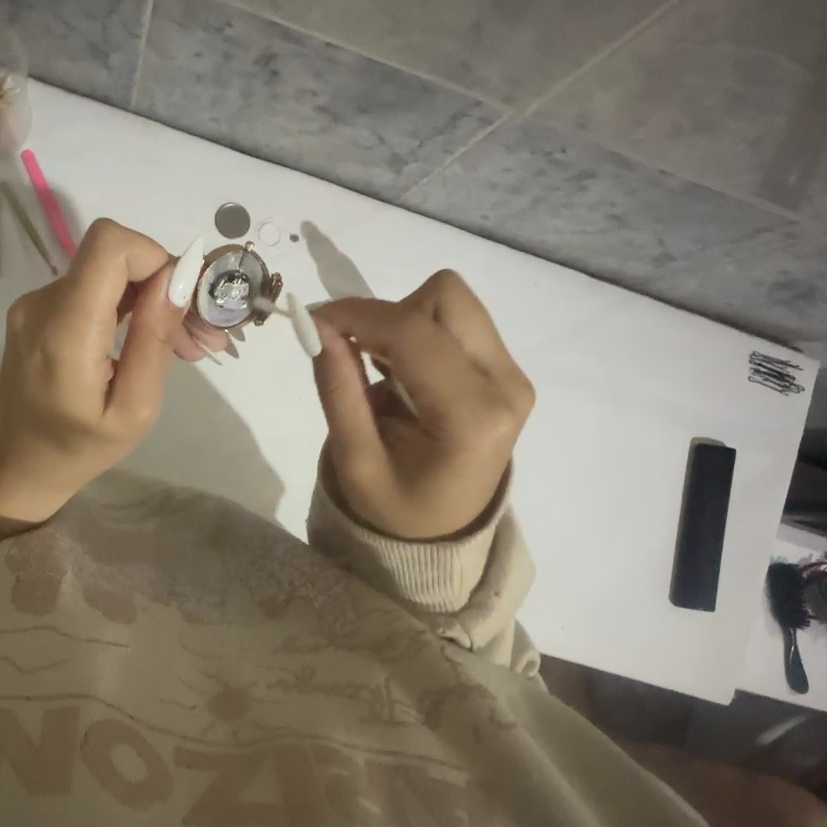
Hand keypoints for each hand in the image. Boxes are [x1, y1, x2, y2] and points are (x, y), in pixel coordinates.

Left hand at [0, 219, 198, 539]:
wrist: (15, 464)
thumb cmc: (78, 450)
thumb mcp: (133, 410)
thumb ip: (153, 341)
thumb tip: (178, 279)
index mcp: (65, 330)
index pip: (111, 245)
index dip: (156, 258)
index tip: (184, 303)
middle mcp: (42, 303)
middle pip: (113, 255)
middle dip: (165, 283)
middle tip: (201, 335)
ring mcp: (35, 303)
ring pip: (107, 272)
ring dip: (151, 298)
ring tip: (184, 346)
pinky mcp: (37, 310)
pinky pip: (92, 289)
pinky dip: (128, 307)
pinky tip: (149, 343)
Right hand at [310, 270, 533, 540]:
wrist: (444, 528)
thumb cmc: (396, 505)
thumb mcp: (355, 461)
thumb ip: (339, 391)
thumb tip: (320, 325)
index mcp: (471, 418)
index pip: (414, 335)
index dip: (358, 315)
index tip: (314, 321)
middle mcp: (504, 386)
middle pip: (445, 298)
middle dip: (389, 315)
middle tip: (357, 353)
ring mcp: (512, 375)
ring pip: (452, 303)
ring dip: (405, 323)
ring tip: (382, 372)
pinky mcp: (506, 370)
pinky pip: (458, 322)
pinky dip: (420, 334)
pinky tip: (404, 376)